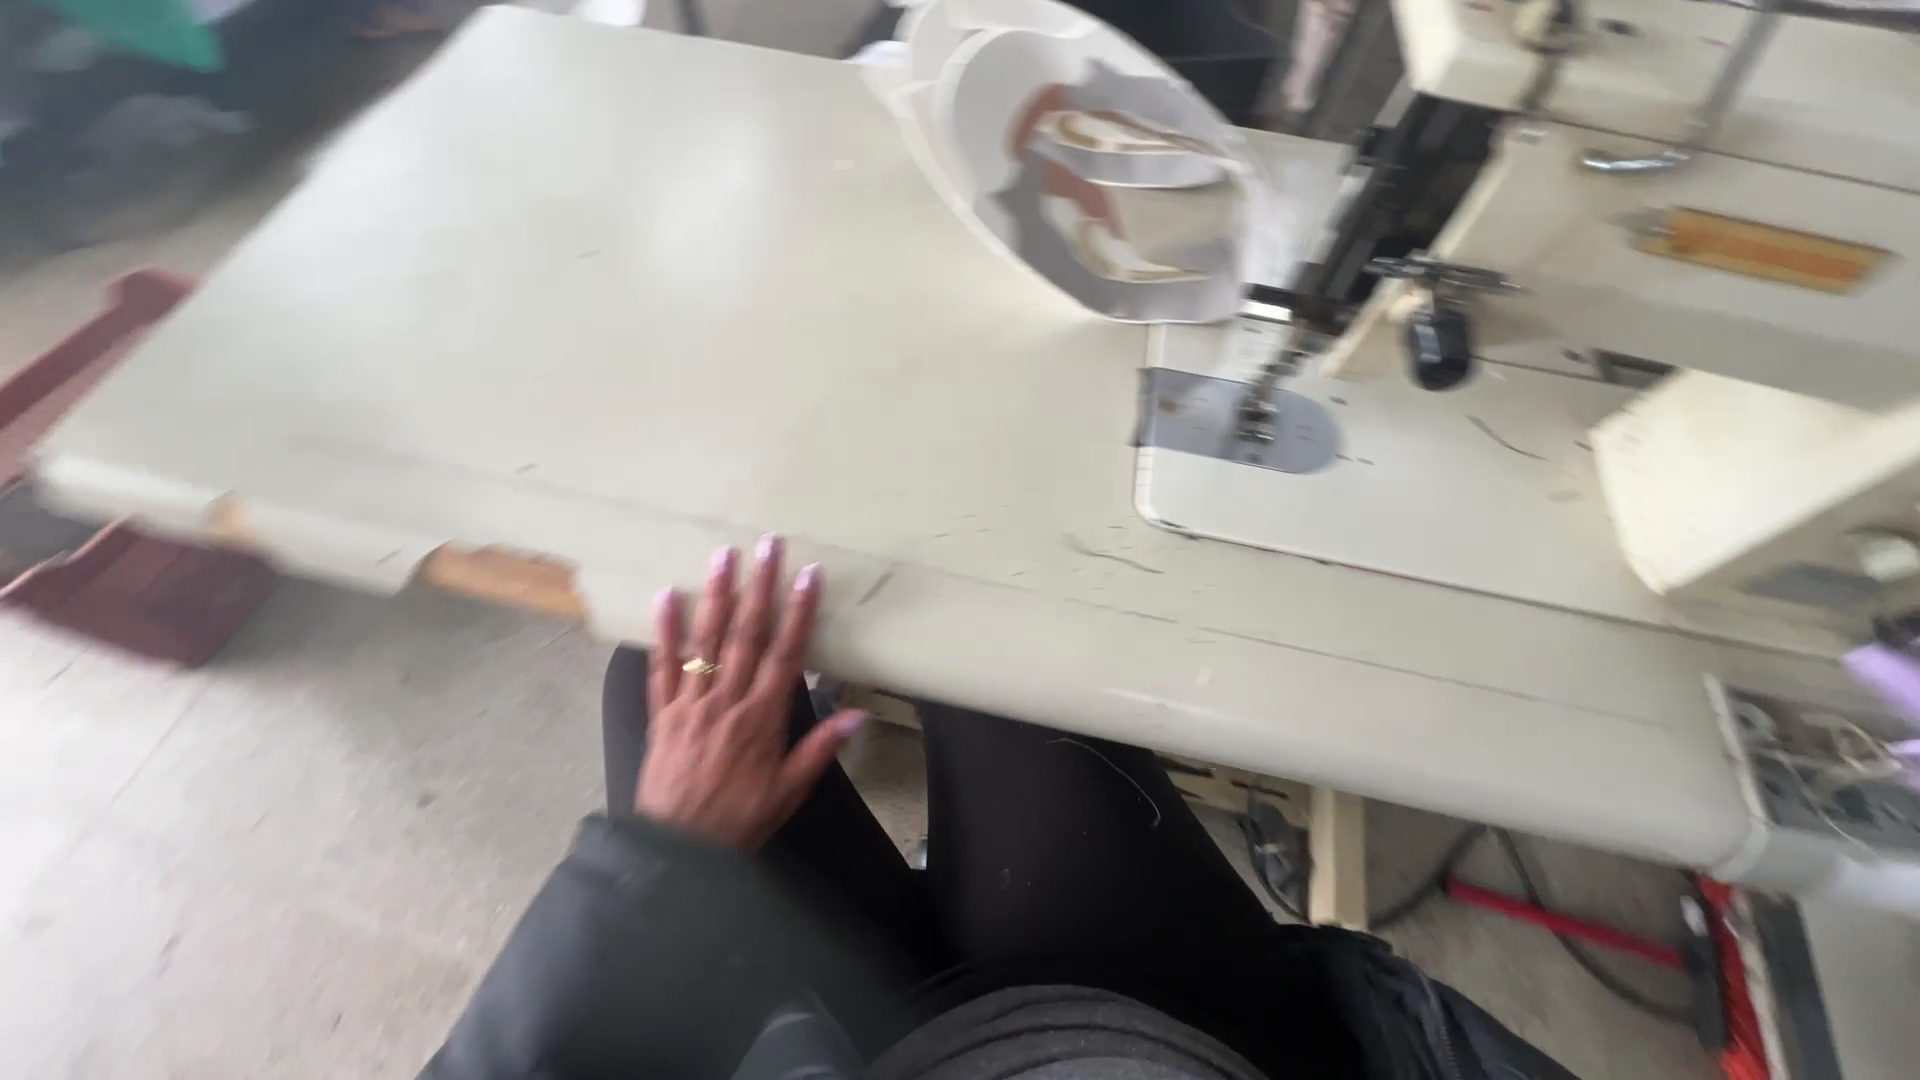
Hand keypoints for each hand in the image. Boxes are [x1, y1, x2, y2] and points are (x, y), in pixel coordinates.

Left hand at [634, 536, 864, 848]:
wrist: (678, 851)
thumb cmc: (741, 818)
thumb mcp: (790, 790)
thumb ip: (821, 748)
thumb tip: (858, 713)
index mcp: (762, 718)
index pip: (786, 654)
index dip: (800, 612)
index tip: (809, 575)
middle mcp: (727, 701)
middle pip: (746, 635)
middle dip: (759, 587)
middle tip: (766, 545)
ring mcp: (691, 704)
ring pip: (705, 641)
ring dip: (716, 595)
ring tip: (723, 555)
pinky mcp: (661, 714)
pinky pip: (662, 667)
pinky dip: (664, 632)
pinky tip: (667, 597)